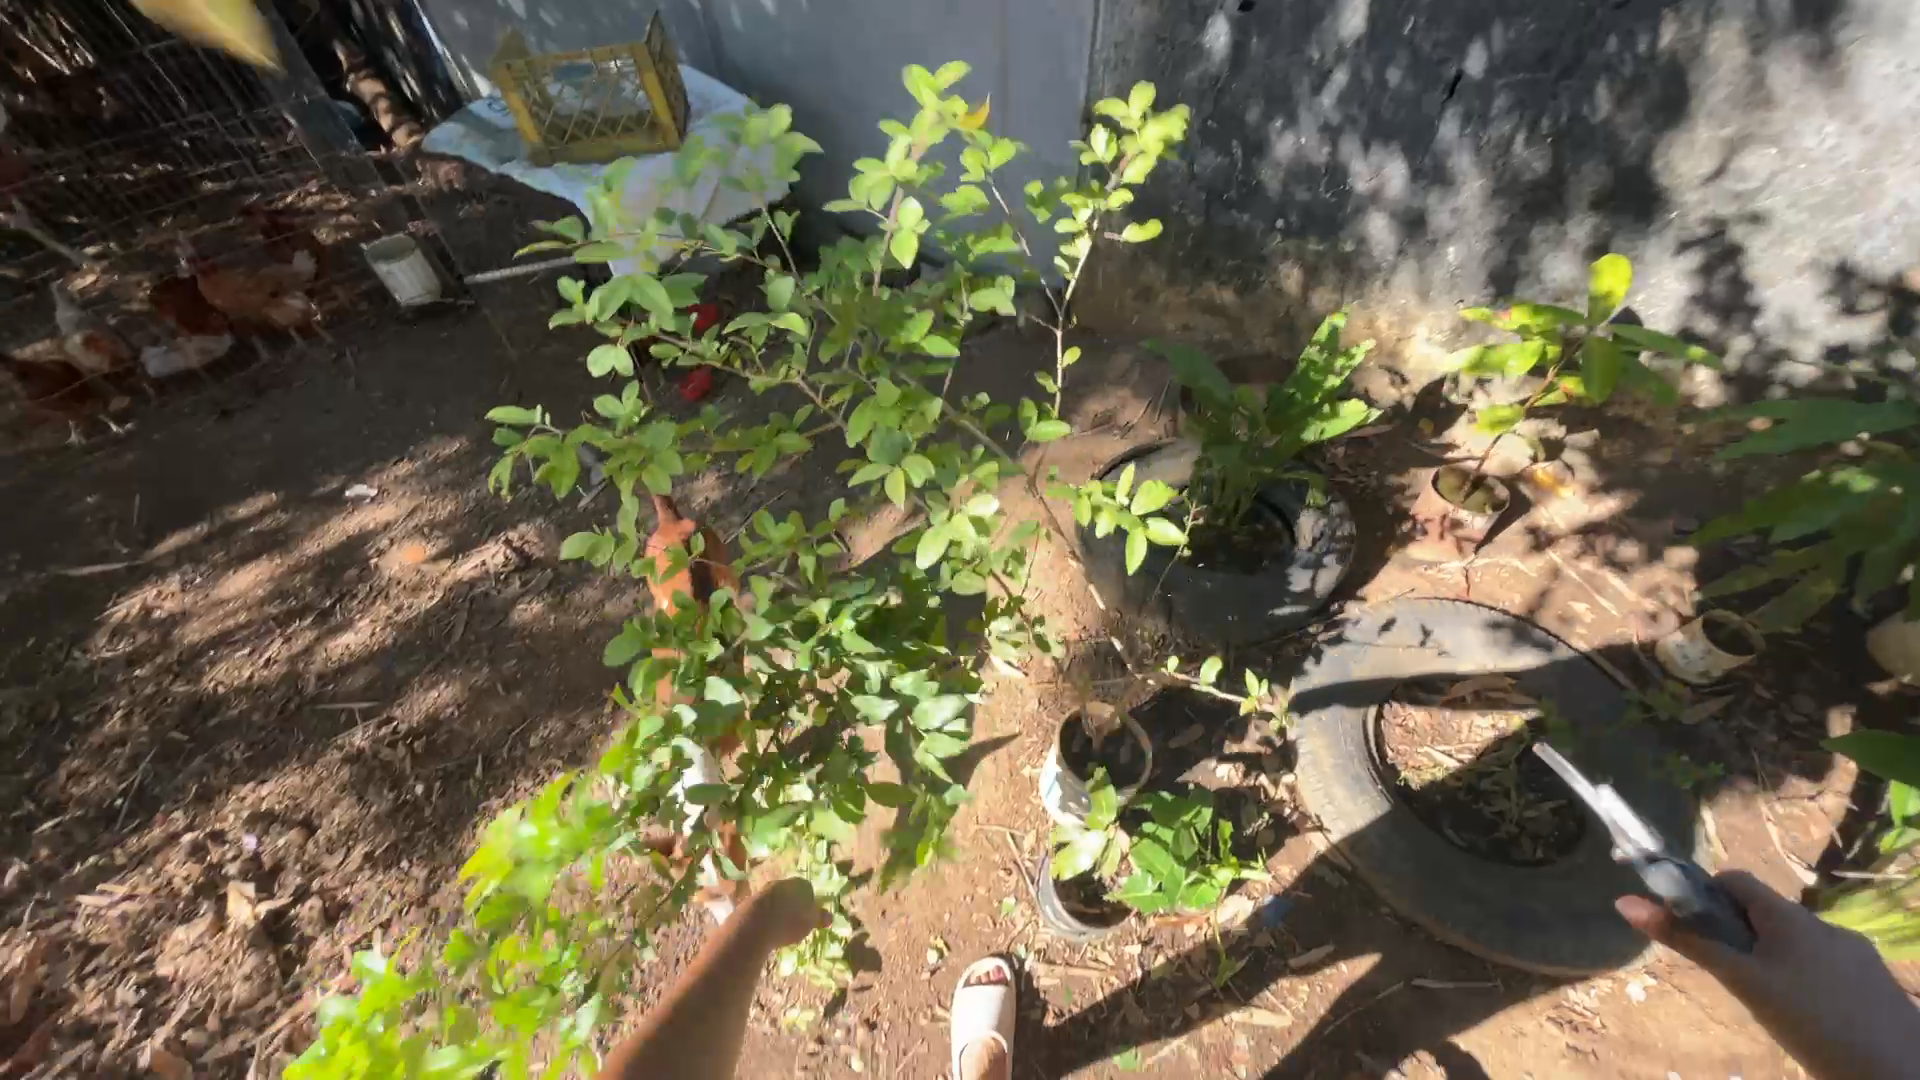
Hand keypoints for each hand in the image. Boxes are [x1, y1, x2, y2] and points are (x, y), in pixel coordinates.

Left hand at [739, 877, 829, 949]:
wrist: (756, 922)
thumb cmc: (790, 920)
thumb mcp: (810, 921)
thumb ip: (820, 917)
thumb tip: (830, 917)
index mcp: (800, 884)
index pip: (808, 889)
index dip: (810, 903)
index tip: (809, 916)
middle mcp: (782, 884)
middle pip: (790, 893)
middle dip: (792, 905)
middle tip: (795, 922)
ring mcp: (764, 892)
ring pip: (775, 901)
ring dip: (778, 912)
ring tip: (781, 930)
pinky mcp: (749, 904)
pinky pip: (762, 910)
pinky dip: (766, 919)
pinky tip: (767, 931)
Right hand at [1617, 870, 1919, 1079]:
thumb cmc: (1810, 1021)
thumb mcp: (1739, 980)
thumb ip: (1684, 939)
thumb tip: (1622, 901)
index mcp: (1791, 917)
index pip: (1736, 880)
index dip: (1707, 893)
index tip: (1694, 923)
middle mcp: (1827, 926)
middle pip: (1765, 912)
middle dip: (1738, 931)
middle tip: (1727, 965)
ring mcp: (1859, 957)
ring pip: (1795, 940)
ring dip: (1771, 955)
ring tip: (1765, 994)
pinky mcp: (1879, 986)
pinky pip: (1825, 965)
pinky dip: (1804, 976)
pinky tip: (1804, 1011)